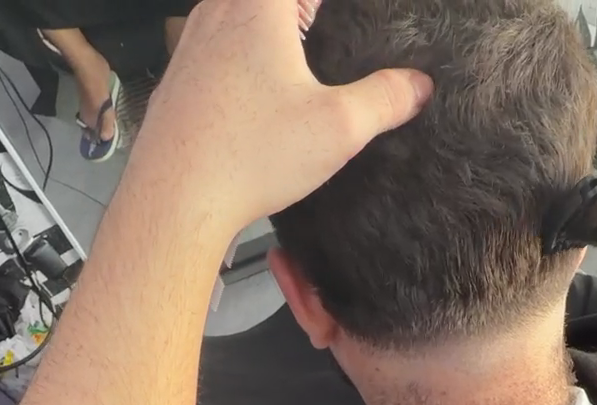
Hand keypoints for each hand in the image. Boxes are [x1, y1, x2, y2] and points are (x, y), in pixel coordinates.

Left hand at [129, 0, 433, 237]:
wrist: (177, 194)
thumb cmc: (251, 156)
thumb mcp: (337, 129)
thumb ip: (384, 100)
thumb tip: (419, 85)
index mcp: (260, 6)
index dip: (328, 7)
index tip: (356, 19)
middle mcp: (221, 10)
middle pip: (271, 2)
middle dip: (305, 14)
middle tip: (329, 30)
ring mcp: (194, 40)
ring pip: (240, 13)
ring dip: (273, 25)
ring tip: (305, 51)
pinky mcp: (183, 75)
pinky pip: (220, 44)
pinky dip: (247, 50)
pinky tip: (262, 88)